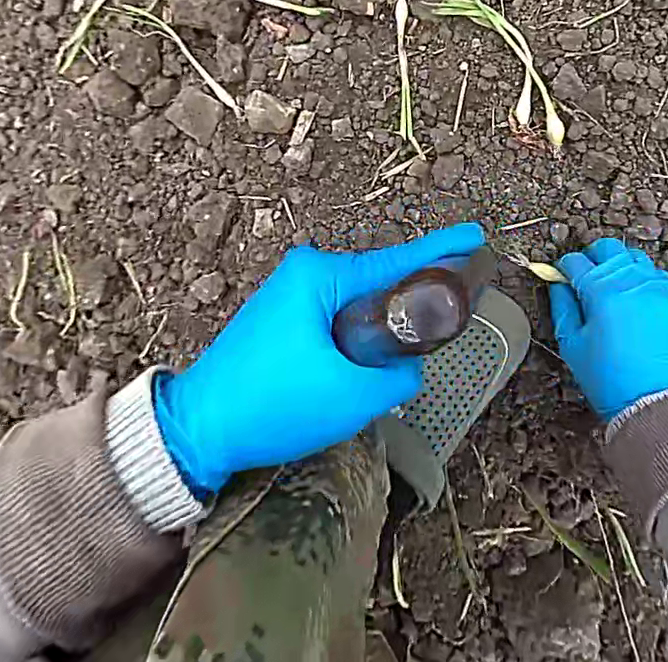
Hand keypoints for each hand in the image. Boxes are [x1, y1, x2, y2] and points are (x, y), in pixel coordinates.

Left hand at [154, 222, 486, 494]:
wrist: (194, 432)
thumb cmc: (271, 406)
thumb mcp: (350, 398)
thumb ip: (397, 379)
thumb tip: (409, 370)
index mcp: (319, 277)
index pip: (395, 261)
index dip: (441, 249)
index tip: (474, 236)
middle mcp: (306, 273)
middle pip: (380, 278)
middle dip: (418, 288)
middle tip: (457, 292)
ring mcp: (293, 293)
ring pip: (360, 300)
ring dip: (388, 314)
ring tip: (423, 328)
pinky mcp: (286, 316)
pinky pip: (340, 313)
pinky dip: (364, 326)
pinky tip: (381, 343)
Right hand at [549, 238, 667, 420]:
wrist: (663, 406)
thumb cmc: (615, 382)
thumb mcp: (574, 347)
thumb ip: (563, 308)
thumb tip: (558, 285)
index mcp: (602, 291)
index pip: (576, 261)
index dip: (565, 269)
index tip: (564, 277)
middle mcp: (633, 281)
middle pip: (608, 248)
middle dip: (594, 258)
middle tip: (588, 278)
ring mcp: (661, 288)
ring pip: (636, 260)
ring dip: (621, 269)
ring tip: (616, 296)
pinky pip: (660, 280)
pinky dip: (646, 285)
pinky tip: (641, 307)